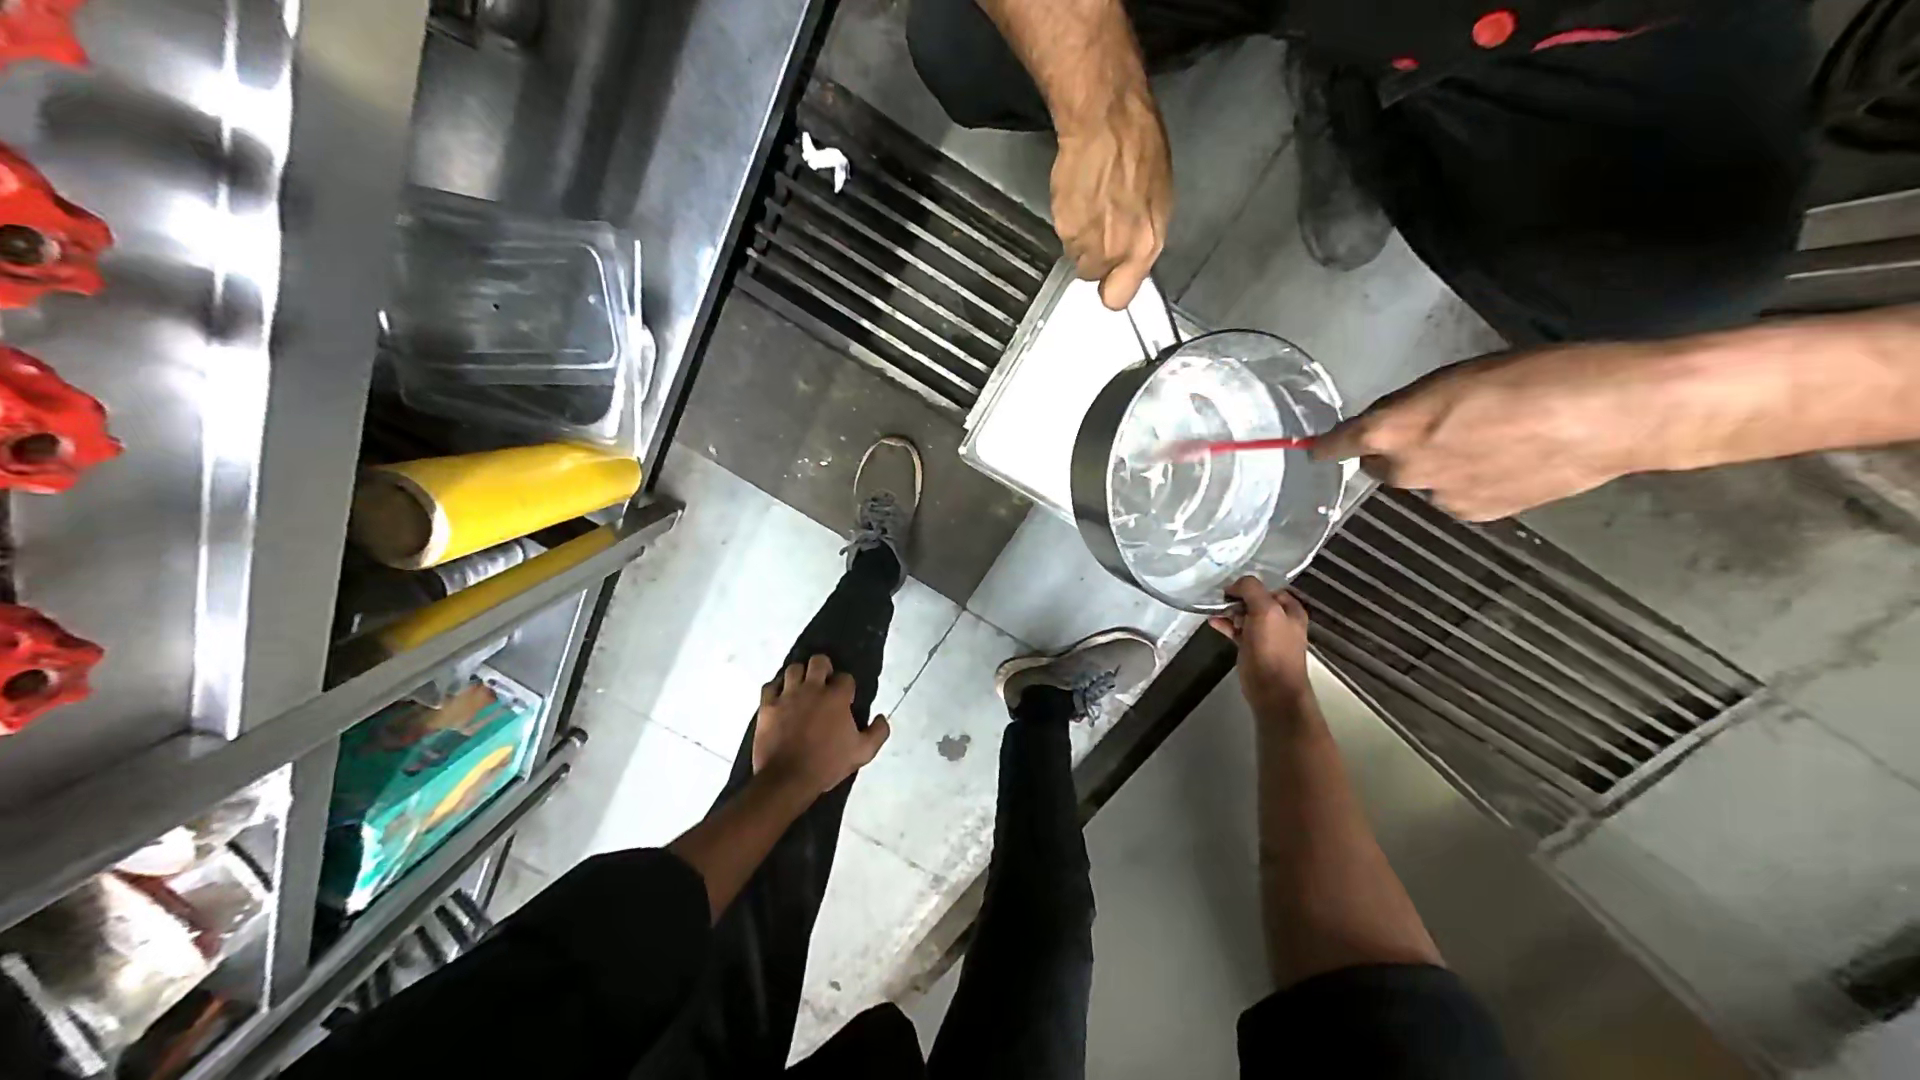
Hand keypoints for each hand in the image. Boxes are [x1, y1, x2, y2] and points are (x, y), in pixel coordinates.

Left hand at [752, 655, 890, 794]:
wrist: (787, 779)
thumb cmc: (827, 764)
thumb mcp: (862, 753)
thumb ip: (878, 732)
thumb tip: (881, 717)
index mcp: (836, 697)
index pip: (845, 678)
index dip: (846, 687)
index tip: (845, 700)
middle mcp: (812, 689)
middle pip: (818, 661)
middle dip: (823, 668)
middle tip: (824, 683)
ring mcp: (787, 695)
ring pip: (793, 668)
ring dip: (800, 675)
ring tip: (802, 688)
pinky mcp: (767, 705)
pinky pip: (771, 685)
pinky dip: (777, 688)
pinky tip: (781, 696)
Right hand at [1051, 88, 1172, 310]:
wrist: (1106, 119)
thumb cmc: (1139, 144)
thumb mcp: (1158, 196)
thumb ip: (1142, 234)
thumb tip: (1131, 250)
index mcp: (1147, 244)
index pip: (1121, 296)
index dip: (1113, 288)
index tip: (1110, 277)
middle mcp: (1118, 250)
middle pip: (1094, 277)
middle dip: (1093, 261)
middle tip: (1095, 233)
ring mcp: (1088, 241)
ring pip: (1077, 256)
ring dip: (1079, 237)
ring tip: (1089, 204)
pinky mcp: (1065, 226)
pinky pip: (1064, 234)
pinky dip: (1067, 218)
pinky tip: (1079, 194)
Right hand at [1209, 577, 1312, 715]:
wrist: (1272, 689)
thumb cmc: (1273, 648)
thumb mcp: (1266, 611)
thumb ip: (1252, 590)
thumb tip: (1234, 584)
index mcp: (1290, 610)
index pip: (1268, 588)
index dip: (1249, 586)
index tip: (1230, 588)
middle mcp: (1279, 620)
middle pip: (1254, 600)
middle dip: (1236, 599)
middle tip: (1222, 601)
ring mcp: (1265, 635)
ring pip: (1243, 615)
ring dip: (1228, 611)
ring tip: (1214, 609)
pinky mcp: (1251, 647)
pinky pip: (1236, 630)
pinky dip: (1225, 625)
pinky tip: (1212, 622)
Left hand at [1312, 343, 1676, 520]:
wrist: (1623, 414)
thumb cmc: (1542, 376)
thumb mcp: (1459, 374)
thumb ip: (1412, 405)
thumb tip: (1390, 421)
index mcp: (1394, 430)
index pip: (1336, 445)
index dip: (1326, 446)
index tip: (1316, 450)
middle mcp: (1407, 470)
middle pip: (1380, 465)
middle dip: (1394, 451)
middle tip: (1435, 430)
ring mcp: (1440, 497)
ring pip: (1418, 483)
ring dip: (1432, 467)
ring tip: (1484, 444)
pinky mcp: (1476, 515)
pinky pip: (1453, 497)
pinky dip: (1465, 483)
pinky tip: (1505, 465)